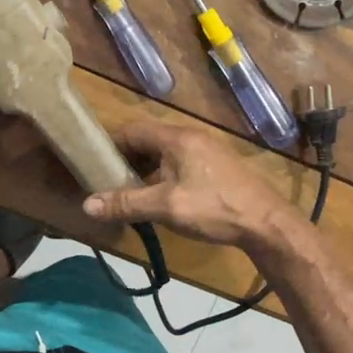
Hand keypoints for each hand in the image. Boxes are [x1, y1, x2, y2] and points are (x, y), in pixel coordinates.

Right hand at [82, 121, 300, 248]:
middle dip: (126, 159)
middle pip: (148, 140)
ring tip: (129, 193)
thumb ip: (126, 203)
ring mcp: (207, 150)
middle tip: (107, 182)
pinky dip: (163, 174)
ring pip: (164, 152)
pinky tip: (160, 198)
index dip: (110, 144)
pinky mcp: (217, 165)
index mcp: (176, 138)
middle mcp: (191, 136)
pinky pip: (180, 162)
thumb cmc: (213, 209)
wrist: (265, 222)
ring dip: (145, 169)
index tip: (92, 163)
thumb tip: (87, 205)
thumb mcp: (165, 207)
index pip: (132, 130)